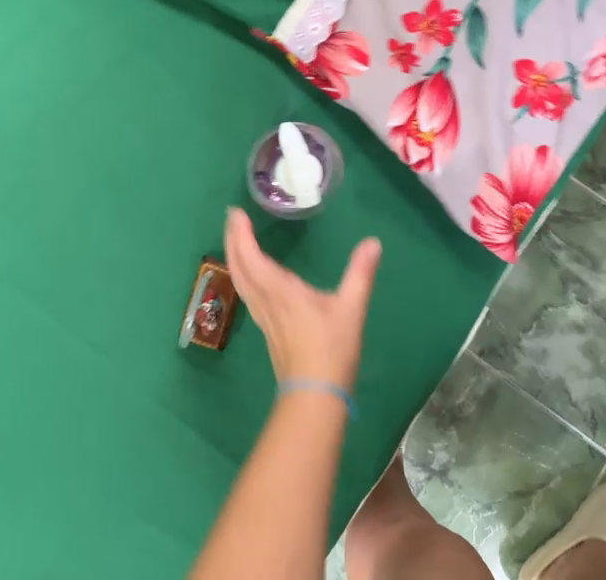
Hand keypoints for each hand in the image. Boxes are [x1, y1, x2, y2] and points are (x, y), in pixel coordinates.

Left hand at [224, 207, 380, 390]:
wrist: (314, 394)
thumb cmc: (331, 349)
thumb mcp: (351, 308)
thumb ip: (360, 273)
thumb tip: (373, 242)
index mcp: (280, 290)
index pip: (251, 256)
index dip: (240, 234)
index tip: (235, 212)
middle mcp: (265, 300)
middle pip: (238, 266)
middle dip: (232, 240)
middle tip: (232, 218)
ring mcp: (262, 315)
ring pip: (239, 280)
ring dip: (234, 256)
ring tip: (236, 238)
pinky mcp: (266, 327)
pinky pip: (246, 292)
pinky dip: (242, 273)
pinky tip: (250, 273)